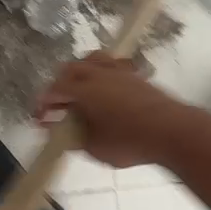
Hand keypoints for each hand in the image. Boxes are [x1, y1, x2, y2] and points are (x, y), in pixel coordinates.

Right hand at [36, 54, 194, 167]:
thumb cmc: (130, 142)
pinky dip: (99, 73)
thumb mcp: (95, 148)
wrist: (172, 131)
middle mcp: (98, 74)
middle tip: (56, 106)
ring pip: (90, 60)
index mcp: (84, 89)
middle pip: (69, 69)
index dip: (43, 103)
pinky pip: (110, 65)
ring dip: (79, 73)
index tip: (38, 118)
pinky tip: (104, 90)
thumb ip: (74, 138)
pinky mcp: (134, 75)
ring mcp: (117, 71)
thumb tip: (60, 132)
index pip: (54, 90)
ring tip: (78, 91)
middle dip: (58, 86)